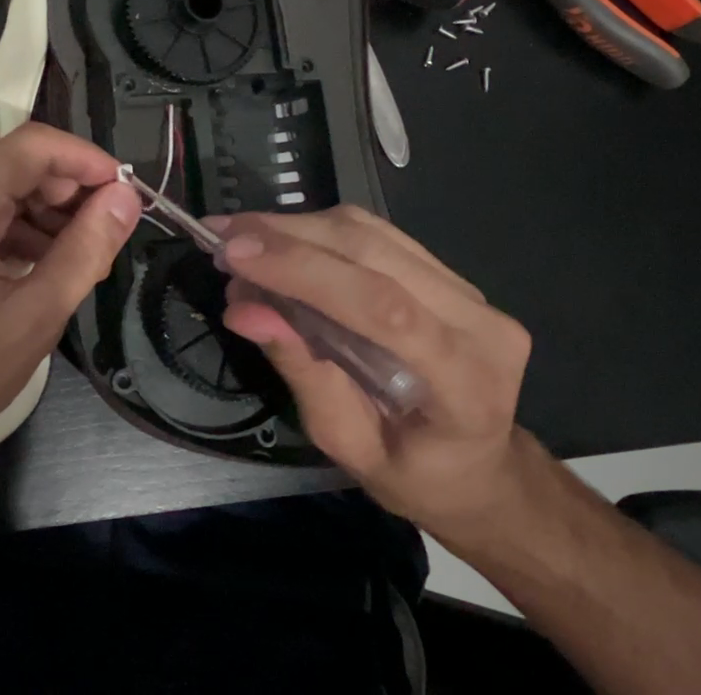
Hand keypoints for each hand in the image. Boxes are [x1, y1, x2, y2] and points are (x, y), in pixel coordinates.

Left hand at [0, 123, 139, 478]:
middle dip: (67, 191)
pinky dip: (11, 232)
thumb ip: (87, 249)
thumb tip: (126, 199)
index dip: (86, 159)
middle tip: (109, 233)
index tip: (126, 191)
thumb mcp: (35, 315)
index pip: (31, 146)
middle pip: (11, 166)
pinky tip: (42, 266)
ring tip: (83, 257)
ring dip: (42, 215)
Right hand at [211, 206, 531, 535]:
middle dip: (287, 238)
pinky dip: (319, 231)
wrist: (477, 468)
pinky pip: (379, 236)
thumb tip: (242, 310)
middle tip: (219, 236)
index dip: (303, 271)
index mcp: (465, 383)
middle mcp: (480, 324)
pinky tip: (278, 239)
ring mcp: (473, 293)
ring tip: (239, 235)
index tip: (234, 252)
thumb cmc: (412, 473)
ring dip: (297, 227)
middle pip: (374, 255)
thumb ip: (303, 372)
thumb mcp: (346, 444)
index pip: (383, 308)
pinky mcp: (453, 276)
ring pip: (373, 234)